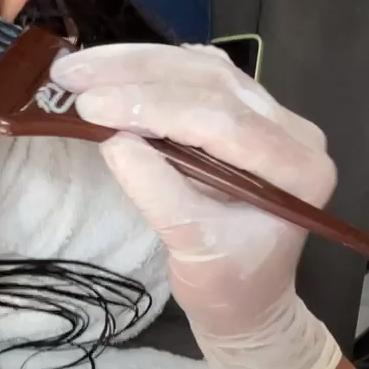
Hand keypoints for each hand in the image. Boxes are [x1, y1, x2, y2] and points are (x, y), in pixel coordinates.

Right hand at [51, 43, 342, 368]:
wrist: (248, 304)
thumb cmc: (227, 288)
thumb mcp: (192, 249)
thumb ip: (158, 192)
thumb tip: (112, 141)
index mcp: (296, 167)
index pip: (219, 119)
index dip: (151, 106)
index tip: (90, 104)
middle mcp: (291, 131)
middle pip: (210, 82)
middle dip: (135, 73)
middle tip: (72, 74)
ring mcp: (270, 118)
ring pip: (202, 71)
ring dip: (137, 64)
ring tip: (79, 68)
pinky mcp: (244, 117)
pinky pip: (200, 80)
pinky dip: (153, 71)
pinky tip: (114, 68)